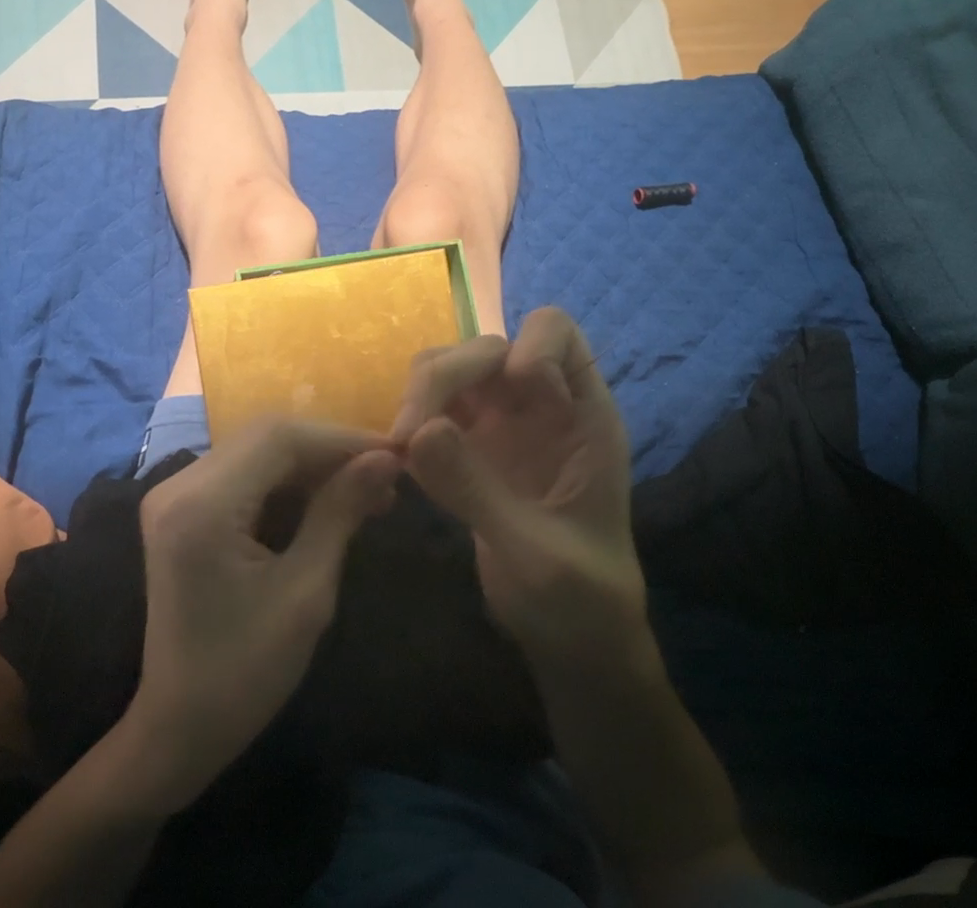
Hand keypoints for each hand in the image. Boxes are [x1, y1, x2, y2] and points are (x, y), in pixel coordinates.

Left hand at [130, 418, 399, 809]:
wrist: (180, 724)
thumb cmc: (247, 670)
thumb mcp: (306, 591)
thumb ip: (340, 513)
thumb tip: (386, 460)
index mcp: (202, 505)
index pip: (279, 439)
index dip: (342, 439)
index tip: (398, 456)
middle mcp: (177, 487)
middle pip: (264, 438)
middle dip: (329, 451)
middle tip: (387, 479)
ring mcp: (172, 498)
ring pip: (253, 454)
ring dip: (310, 468)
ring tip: (367, 494)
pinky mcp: (178, 513)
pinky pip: (239, 478)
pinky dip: (283, 485)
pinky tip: (324, 505)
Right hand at [391, 306, 642, 663]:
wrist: (574, 645)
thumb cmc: (579, 601)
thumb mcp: (534, 551)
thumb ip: (478, 490)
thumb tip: (418, 430)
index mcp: (581, 417)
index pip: (554, 332)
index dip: (524, 347)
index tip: (498, 398)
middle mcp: (537, 410)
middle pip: (483, 350)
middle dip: (444, 378)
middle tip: (407, 436)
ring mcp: (500, 432)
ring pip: (448, 378)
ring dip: (418, 402)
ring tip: (398, 452)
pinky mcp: (468, 458)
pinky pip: (430, 418)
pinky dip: (408, 431)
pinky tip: (396, 466)